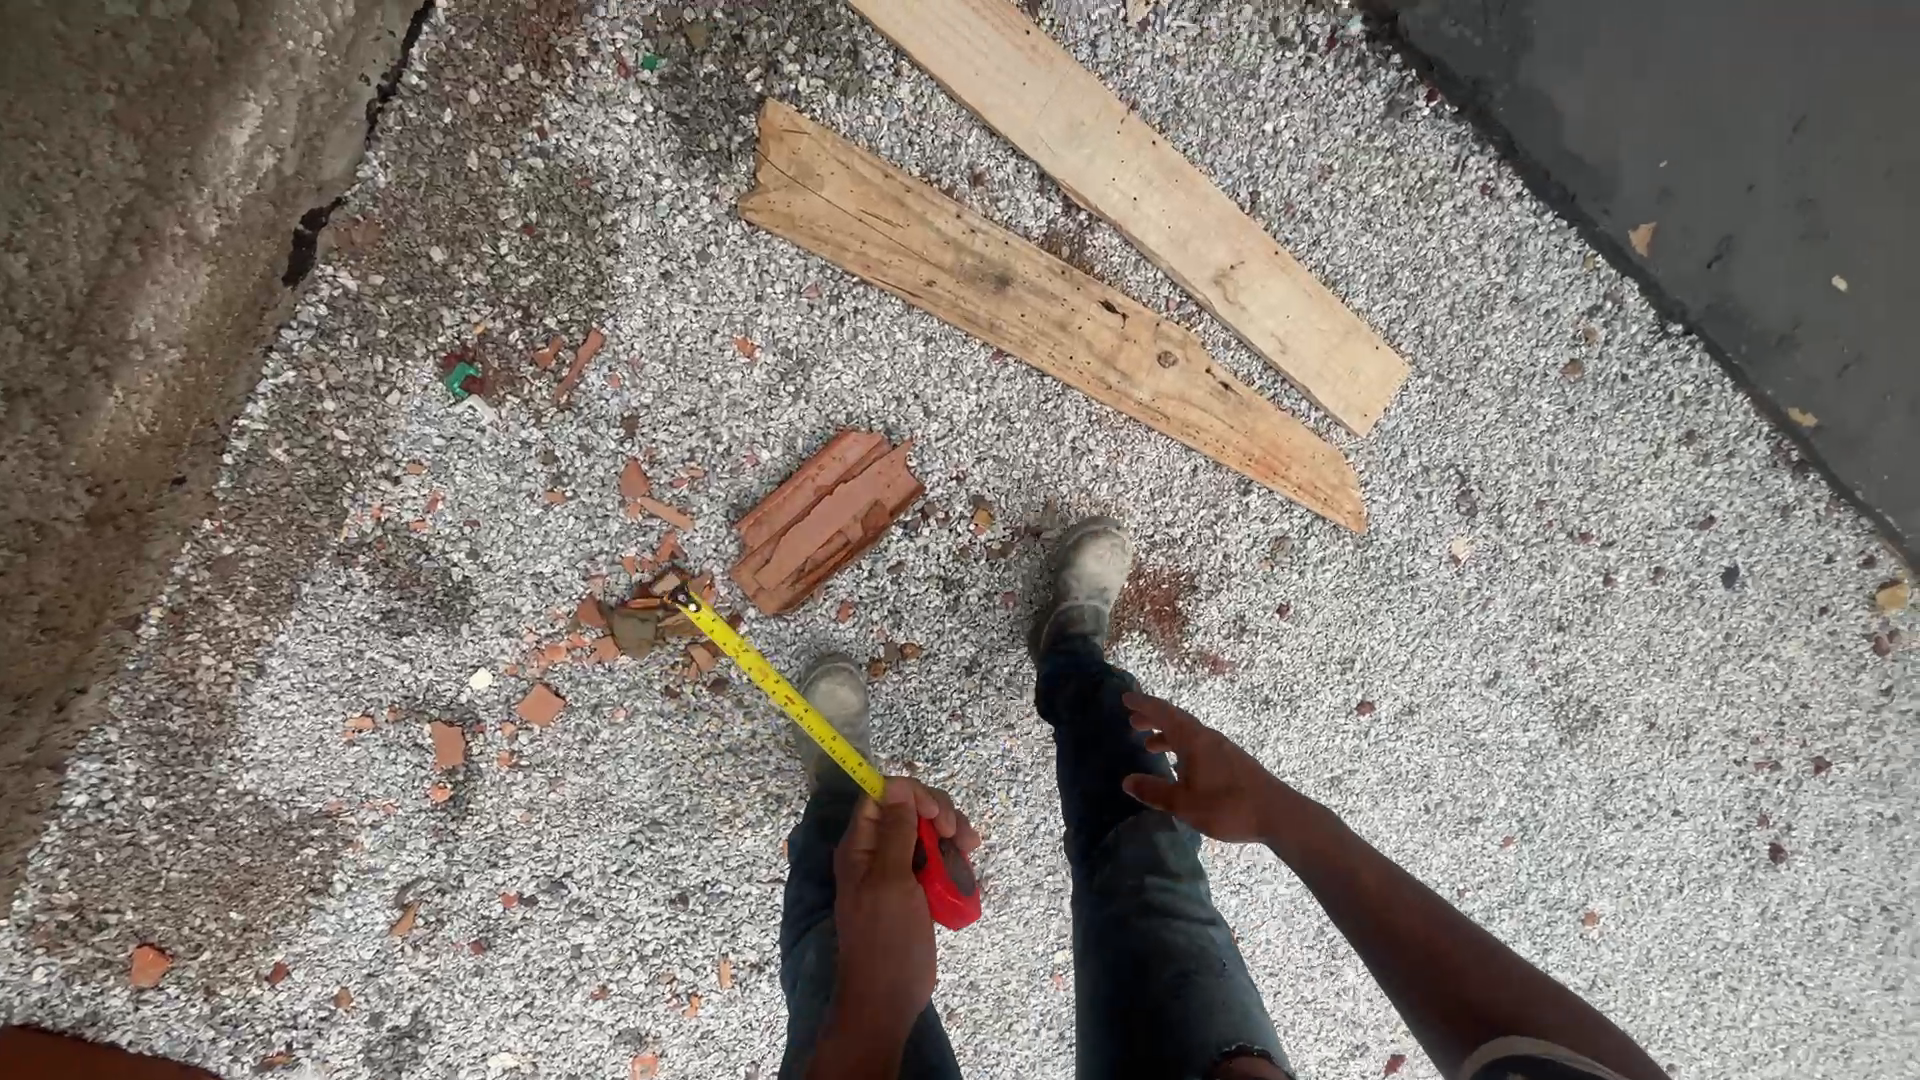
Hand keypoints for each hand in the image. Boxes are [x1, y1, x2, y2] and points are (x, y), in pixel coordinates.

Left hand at [826, 778, 981, 1047]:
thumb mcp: (892, 881)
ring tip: (970, 850)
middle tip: (957, 835)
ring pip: (927, 831)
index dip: (911, 794)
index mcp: (860, 845)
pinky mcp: (916, 888)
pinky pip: (936, 857)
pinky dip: (953, 857)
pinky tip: (967, 867)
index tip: (936, 814)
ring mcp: (898, 870)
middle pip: (909, 808)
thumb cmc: (887, 940)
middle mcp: (876, 851)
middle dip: (938, 813)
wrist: (889, 1000)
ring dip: (952, 834)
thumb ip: (895, 832)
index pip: (881, 794)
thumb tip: (896, 784)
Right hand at [1120, 692, 1287, 843]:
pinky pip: (1200, 744)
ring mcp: (1223, 748)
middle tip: (1133, 722)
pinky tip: (1181, 766)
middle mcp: (1207, 737)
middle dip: (1153, 718)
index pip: (1163, 713)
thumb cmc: (1227, 806)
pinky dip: (1183, 747)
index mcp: (1193, 740)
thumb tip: (1127, 781)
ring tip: (1151, 745)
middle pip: (1176, 719)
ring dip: (1168, 735)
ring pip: (1189, 733)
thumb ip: (1154, 791)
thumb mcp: (1183, 803)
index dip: (1143, 705)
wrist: (1278, 814)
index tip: (1126, 698)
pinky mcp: (1233, 761)